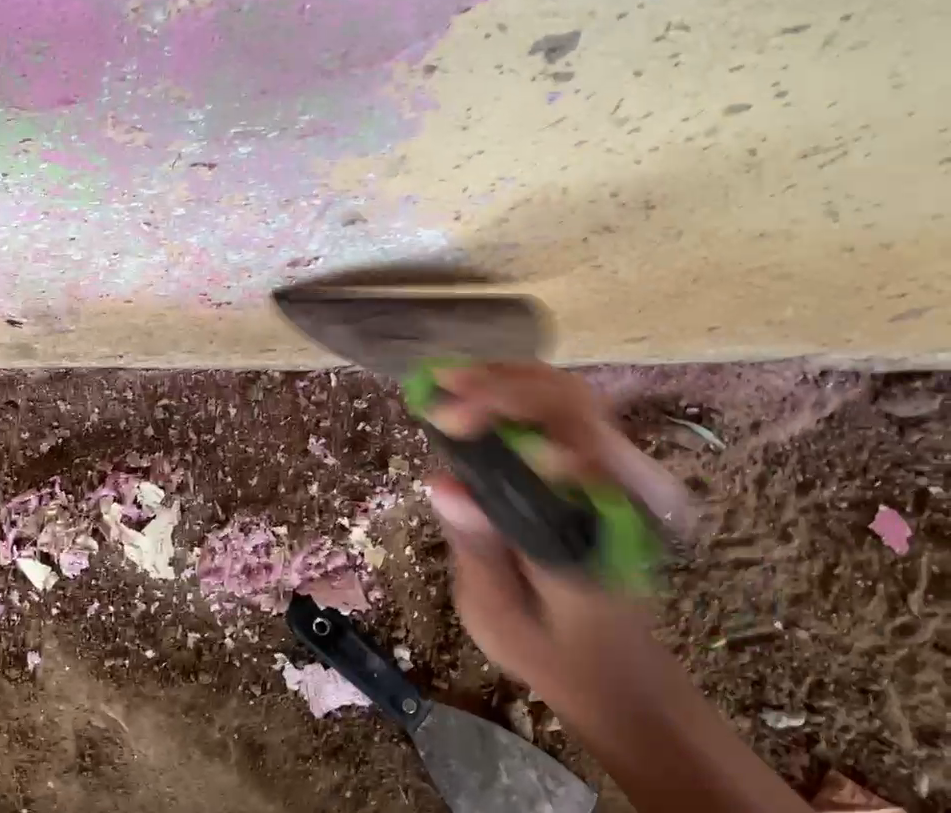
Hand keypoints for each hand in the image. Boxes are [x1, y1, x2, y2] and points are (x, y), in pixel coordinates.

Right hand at [424, 363, 808, 812]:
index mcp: (602, 528)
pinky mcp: (592, 471)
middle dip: (499, 387)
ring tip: (440, 383)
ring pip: (566, 396)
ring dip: (500, 380)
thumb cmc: (555, 653)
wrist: (618, 675)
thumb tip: (443, 482)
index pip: (571, 448)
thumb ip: (478, 549)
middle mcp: (616, 489)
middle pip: (570, 403)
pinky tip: (464, 395)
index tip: (451, 421)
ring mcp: (610, 475)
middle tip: (436, 392)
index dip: (513, 420)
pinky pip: (556, 411)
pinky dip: (507, 390)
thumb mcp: (502, 617)